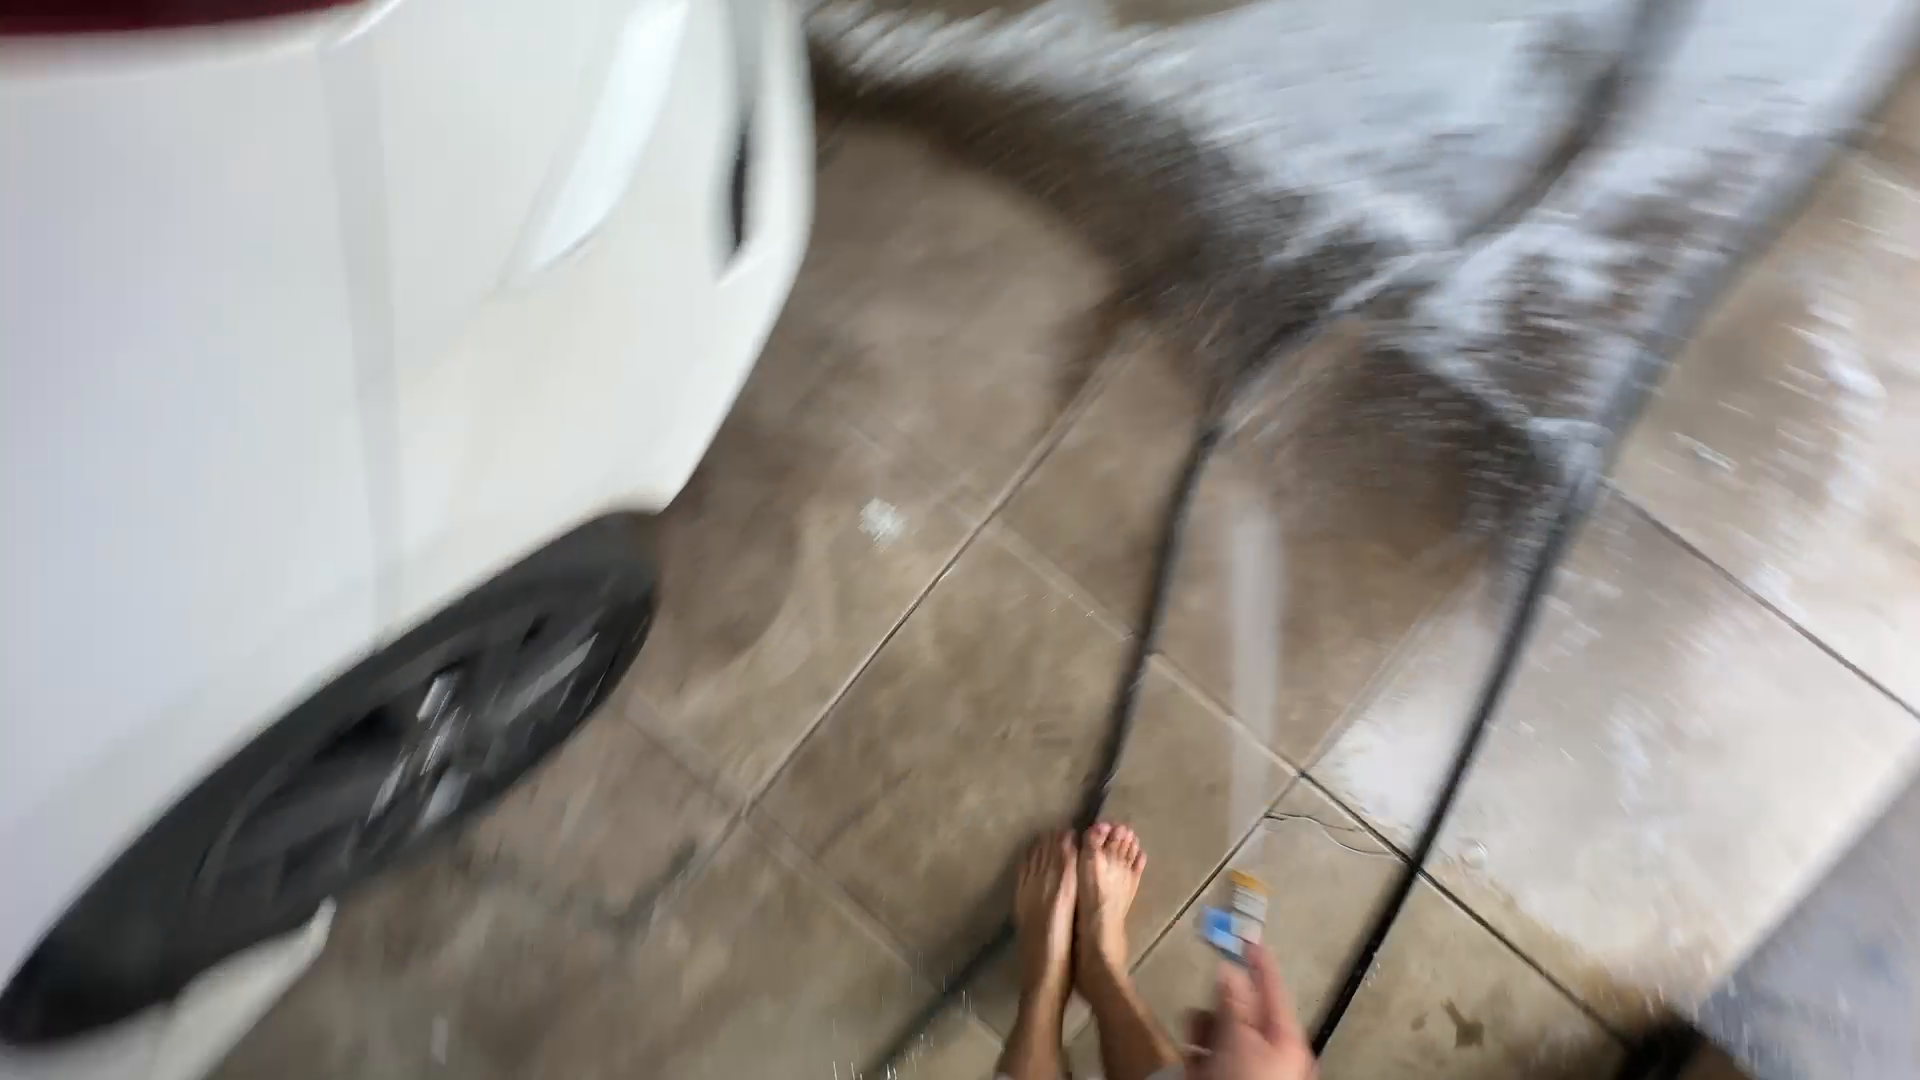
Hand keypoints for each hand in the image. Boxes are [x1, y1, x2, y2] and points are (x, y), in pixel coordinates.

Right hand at [1183, 943, 1316, 1079]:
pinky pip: (1213, 1048)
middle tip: (1206, 1009)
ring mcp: (1250, 1064)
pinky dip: (1201, 1048)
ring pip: (1223, 1026)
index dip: (1262, 961)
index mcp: (1285, 1037)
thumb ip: (1235, 1000)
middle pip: (1244, 1008)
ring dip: (1205, 1028)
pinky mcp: (1230, 1076)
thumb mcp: (1239, 1038)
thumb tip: (1231, 967)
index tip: (1250, 937)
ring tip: (1195, 1042)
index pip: (1274, 988)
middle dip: (1220, 1005)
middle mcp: (1272, 1048)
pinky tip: (1195, 1059)